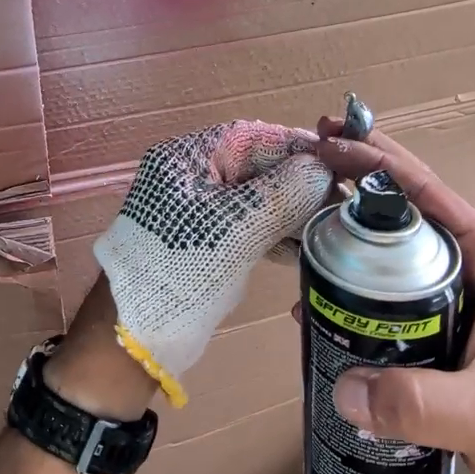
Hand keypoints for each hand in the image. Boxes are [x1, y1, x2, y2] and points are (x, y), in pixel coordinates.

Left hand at [93, 121, 332, 405]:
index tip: (337, 158)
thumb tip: (320, 167)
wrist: (134, 336)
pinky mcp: (201, 241)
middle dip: (296, 180)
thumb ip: (281, 194)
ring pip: (252, 197)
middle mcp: (189, 175)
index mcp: (186, 158)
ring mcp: (194, 209)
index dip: (294, 145)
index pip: (250, 137)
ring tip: (330, 222)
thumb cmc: (180, 271)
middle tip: (340, 197)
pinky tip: (305, 246)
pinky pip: (244, 224)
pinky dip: (273, 231)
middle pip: (253, 166)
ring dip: (290, 208)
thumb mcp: (235, 229)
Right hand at [312, 120, 474, 473]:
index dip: (375, 158)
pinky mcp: (437, 331)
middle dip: (353, 179)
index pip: (426, 191)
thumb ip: (420, 401)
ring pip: (391, 248)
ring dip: (347, 229)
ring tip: (301, 222)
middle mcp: (469, 268)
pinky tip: (317, 294)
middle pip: (402, 209)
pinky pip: (386, 292)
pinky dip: (351, 280)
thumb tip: (344, 388)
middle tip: (305, 162)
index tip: (329, 138)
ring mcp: (453, 299)